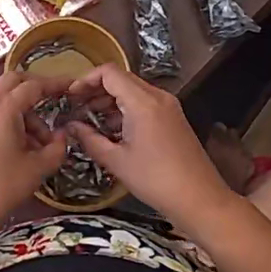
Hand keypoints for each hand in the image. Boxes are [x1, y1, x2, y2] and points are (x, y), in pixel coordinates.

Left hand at [0, 69, 72, 229]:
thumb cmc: (3, 186)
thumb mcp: (39, 166)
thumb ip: (57, 146)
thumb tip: (63, 134)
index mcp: (3, 109)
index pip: (32, 86)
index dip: (55, 83)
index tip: (72, 85)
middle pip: (13, 81)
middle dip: (36, 87)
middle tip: (55, 101)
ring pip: (5, 97)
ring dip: (26, 109)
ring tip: (42, 141)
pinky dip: (13, 118)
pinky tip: (25, 145)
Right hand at [64, 64, 235, 226]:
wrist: (200, 198)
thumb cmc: (155, 180)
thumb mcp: (116, 160)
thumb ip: (88, 139)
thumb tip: (69, 126)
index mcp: (142, 102)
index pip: (109, 73)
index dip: (86, 80)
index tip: (70, 97)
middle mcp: (158, 96)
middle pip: (121, 78)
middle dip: (95, 90)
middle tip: (76, 108)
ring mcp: (169, 106)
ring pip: (133, 90)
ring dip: (109, 100)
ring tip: (90, 121)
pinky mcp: (173, 118)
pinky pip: (144, 103)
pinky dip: (125, 109)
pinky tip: (112, 130)